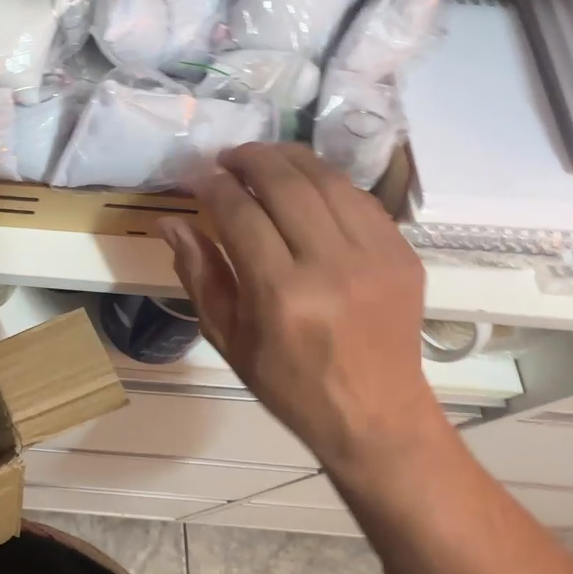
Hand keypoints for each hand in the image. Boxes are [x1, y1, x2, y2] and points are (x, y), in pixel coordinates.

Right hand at [158, 143, 448, 473]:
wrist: (375, 414)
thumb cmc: (288, 383)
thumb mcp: (227, 336)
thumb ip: (199, 273)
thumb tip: (170, 222)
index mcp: (281, 294)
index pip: (240, 213)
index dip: (212, 186)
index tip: (193, 177)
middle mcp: (331, 265)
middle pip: (286, 183)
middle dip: (250, 159)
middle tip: (225, 159)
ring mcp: (375, 255)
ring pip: (327, 180)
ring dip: (288, 160)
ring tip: (260, 160)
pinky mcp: (402, 253)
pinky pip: (359, 197)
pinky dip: (325, 182)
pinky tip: (304, 186)